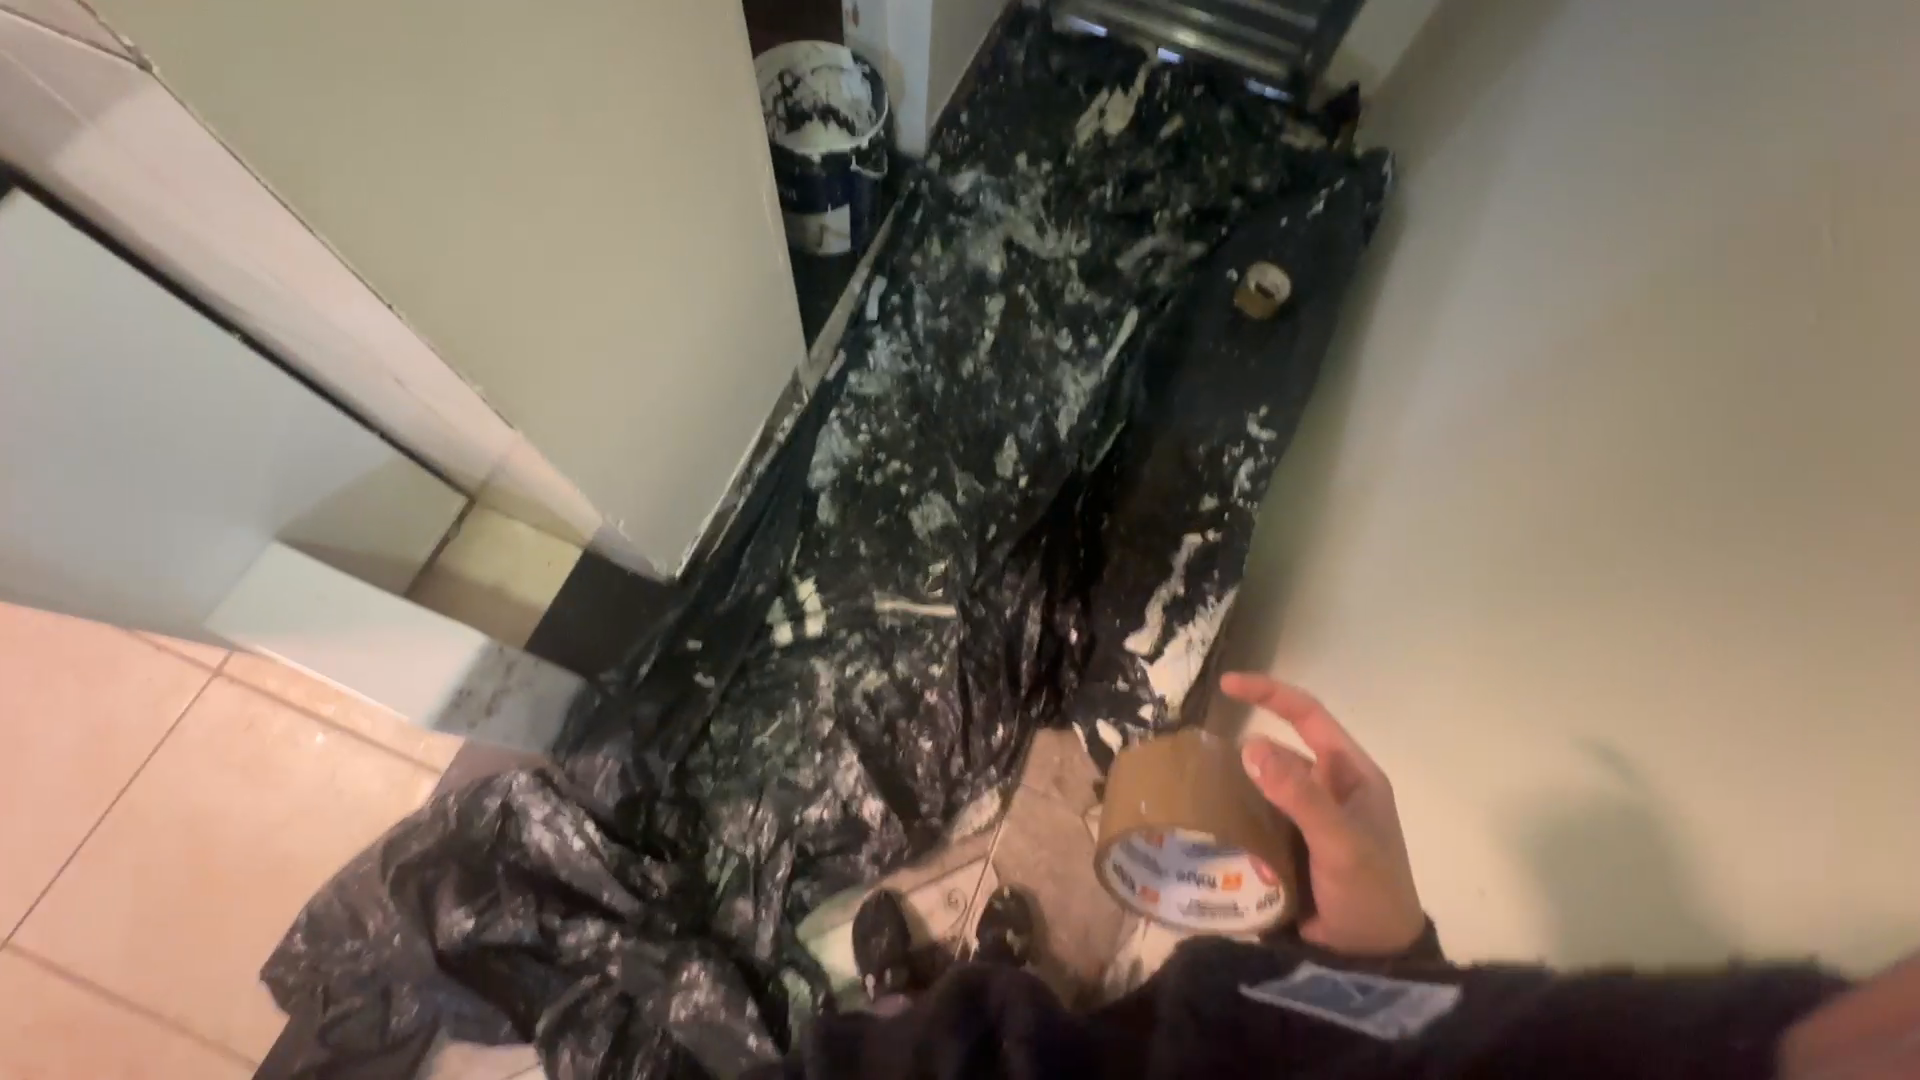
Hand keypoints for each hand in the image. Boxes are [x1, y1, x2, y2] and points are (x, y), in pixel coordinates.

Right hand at [1220, 672, 1425, 955]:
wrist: (1373, 962)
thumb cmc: (1370, 894)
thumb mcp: (1340, 842)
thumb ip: (1300, 796)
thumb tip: (1250, 746)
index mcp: (1351, 774)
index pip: (1308, 716)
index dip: (1269, 694)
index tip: (1226, 685)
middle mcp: (1328, 788)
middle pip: (1278, 751)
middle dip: (1242, 750)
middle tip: (1199, 758)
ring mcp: (1307, 818)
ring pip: (1261, 784)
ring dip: (1233, 785)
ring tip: (1194, 789)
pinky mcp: (1288, 845)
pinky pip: (1253, 816)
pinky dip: (1232, 814)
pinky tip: (1207, 820)